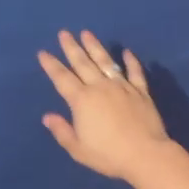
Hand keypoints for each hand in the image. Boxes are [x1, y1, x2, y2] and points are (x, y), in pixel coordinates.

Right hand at [37, 30, 174, 181]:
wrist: (145, 154)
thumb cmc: (108, 155)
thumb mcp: (78, 149)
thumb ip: (62, 131)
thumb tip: (47, 116)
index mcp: (82, 100)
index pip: (62, 78)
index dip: (51, 65)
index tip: (43, 52)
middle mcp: (100, 87)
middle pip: (83, 63)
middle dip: (71, 47)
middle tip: (64, 33)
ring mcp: (122, 86)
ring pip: (106, 62)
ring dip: (95, 47)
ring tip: (87, 33)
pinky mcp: (141, 91)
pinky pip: (135, 72)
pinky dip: (131, 61)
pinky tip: (127, 52)